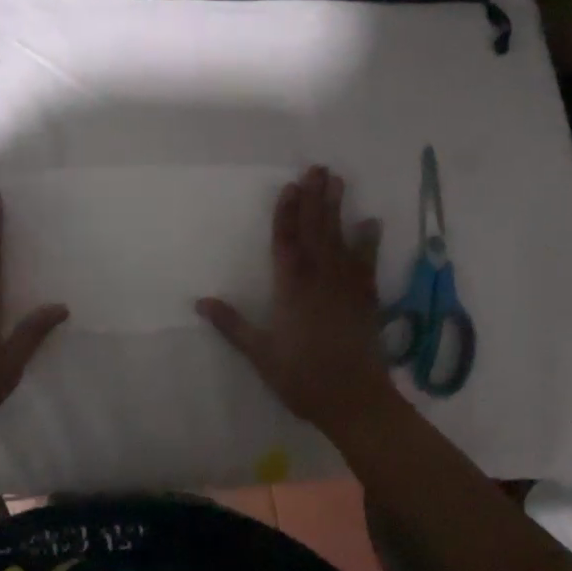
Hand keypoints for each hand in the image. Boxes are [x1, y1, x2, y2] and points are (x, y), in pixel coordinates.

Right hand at [197, 166, 392, 433]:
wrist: (356, 402)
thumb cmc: (302, 377)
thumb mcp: (260, 354)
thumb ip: (232, 325)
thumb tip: (200, 302)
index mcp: (291, 288)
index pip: (286, 241)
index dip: (287, 212)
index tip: (290, 185)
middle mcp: (319, 279)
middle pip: (316, 230)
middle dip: (315, 198)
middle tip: (319, 168)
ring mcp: (346, 287)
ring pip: (340, 239)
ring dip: (338, 209)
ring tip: (339, 181)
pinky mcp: (367, 300)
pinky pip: (367, 263)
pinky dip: (368, 242)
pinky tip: (371, 222)